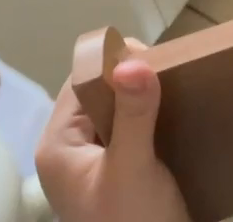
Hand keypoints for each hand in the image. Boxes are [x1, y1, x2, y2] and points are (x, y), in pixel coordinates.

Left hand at [35, 39, 191, 221]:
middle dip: (132, 78)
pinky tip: (174, 115)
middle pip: (99, 90)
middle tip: (170, 78)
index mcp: (57, 145)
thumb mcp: (133, 169)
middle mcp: (68, 150)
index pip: (81, 80)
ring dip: (144, 95)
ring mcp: (92, 162)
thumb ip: (132, 115)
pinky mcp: (117, 171)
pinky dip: (151, 114)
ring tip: (175, 92)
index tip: (155, 62)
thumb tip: (130, 61)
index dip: (115, 64)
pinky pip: (130, 125)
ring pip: (116, 106)